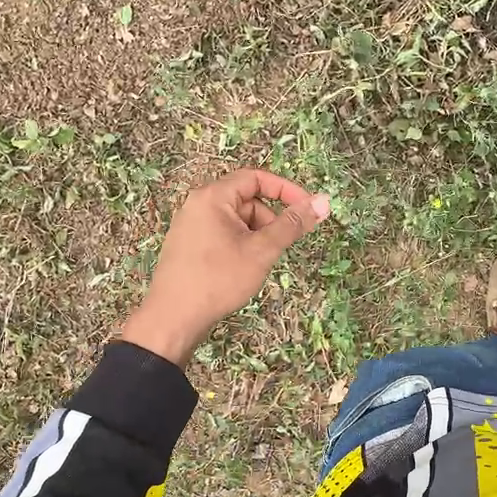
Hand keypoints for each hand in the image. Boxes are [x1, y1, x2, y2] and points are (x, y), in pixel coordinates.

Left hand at [119, 169, 331, 366]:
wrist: (173, 318)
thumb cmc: (219, 279)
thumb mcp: (262, 250)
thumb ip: (293, 224)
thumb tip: (323, 201)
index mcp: (212, 197)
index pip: (256, 178)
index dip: (286, 190)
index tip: (307, 209)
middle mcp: (198, 205)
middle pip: (248, 200)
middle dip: (270, 220)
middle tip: (280, 246)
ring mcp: (191, 226)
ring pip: (237, 220)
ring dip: (257, 236)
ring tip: (259, 263)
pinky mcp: (189, 245)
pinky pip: (224, 234)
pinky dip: (242, 245)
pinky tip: (243, 269)